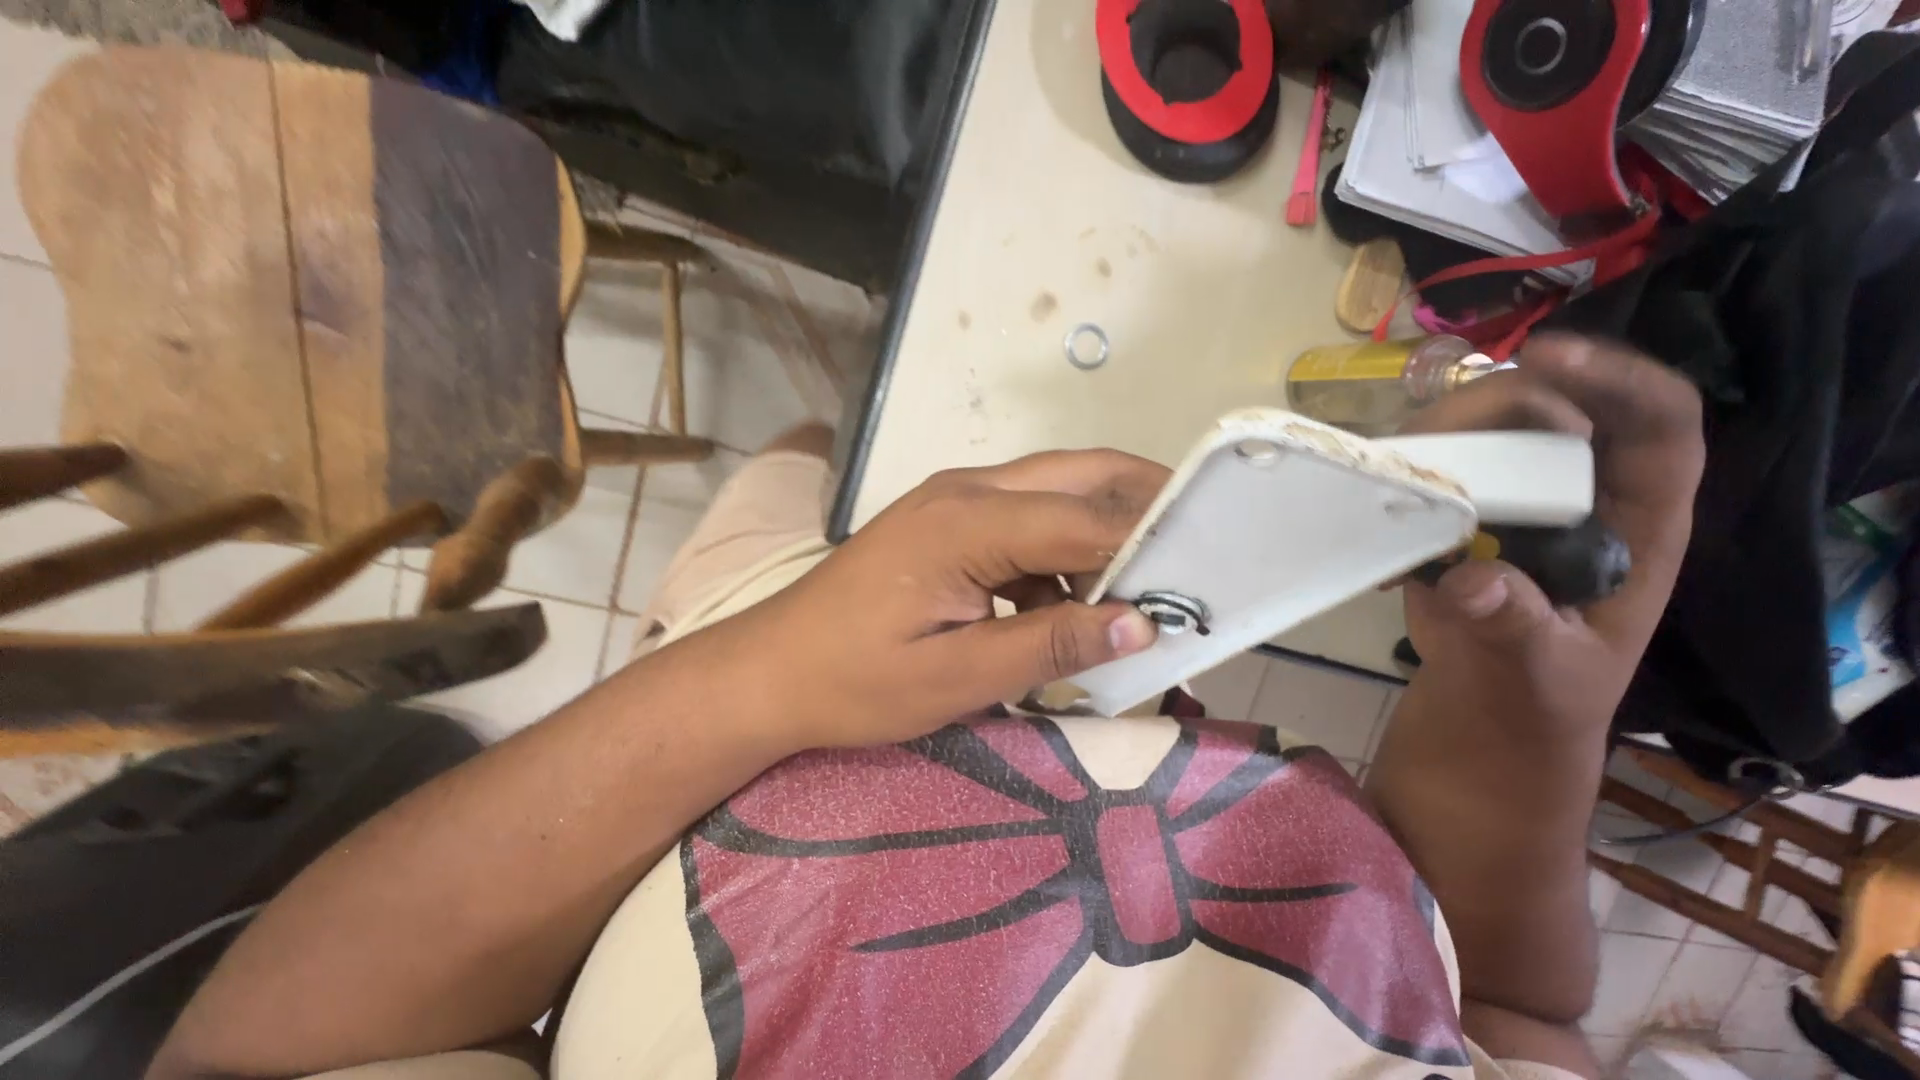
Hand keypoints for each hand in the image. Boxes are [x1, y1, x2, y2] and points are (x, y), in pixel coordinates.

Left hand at [710, 450, 1168, 748]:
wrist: (769, 673)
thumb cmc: (854, 683)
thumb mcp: (957, 678)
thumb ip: (1051, 645)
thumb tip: (1143, 624)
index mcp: (969, 522)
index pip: (1087, 519)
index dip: (1150, 548)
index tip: (1207, 580)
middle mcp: (968, 490)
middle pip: (1081, 475)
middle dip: (1143, 509)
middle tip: (1196, 559)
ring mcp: (954, 500)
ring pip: (1057, 493)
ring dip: (1102, 537)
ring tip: (1139, 598)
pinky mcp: (947, 522)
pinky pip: (1026, 521)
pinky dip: (1061, 557)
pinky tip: (1067, 612)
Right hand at [1397, 334, 1703, 735]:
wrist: (1486, 720)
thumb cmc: (1537, 702)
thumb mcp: (1541, 676)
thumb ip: (1515, 629)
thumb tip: (1471, 582)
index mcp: (1636, 525)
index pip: (1659, 424)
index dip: (1616, 378)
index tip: (1542, 357)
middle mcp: (1577, 495)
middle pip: (1554, 404)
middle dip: (1497, 400)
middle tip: (1437, 436)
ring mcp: (1512, 501)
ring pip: (1484, 426)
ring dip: (1438, 435)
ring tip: (1399, 479)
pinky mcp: (1459, 515)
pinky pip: (1431, 467)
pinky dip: (1399, 476)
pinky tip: (1379, 515)